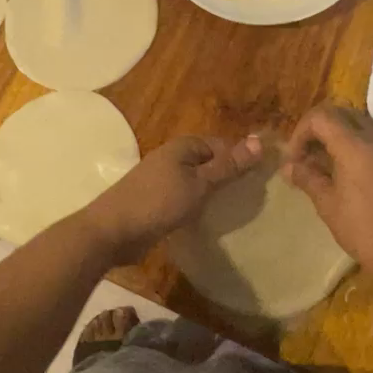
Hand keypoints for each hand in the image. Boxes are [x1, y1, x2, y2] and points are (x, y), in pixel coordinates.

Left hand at [81, 134, 262, 263]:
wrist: (112, 231)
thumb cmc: (158, 202)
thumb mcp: (199, 184)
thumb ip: (228, 166)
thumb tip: (260, 141)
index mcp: (183, 146)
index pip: (222, 146)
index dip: (241, 160)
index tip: (260, 182)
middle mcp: (172, 158)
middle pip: (209, 164)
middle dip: (228, 179)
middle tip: (251, 200)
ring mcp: (162, 180)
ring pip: (197, 183)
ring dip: (213, 195)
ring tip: (235, 212)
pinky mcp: (156, 202)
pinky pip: (185, 199)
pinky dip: (198, 207)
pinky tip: (209, 222)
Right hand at [281, 105, 372, 278]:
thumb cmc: (363, 230)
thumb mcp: (328, 204)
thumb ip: (307, 177)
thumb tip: (287, 167)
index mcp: (355, 146)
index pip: (321, 117)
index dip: (301, 132)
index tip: (295, 157)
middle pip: (343, 114)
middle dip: (321, 129)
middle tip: (309, 156)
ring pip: (365, 124)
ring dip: (343, 135)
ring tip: (331, 164)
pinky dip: (364, 146)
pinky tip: (358, 173)